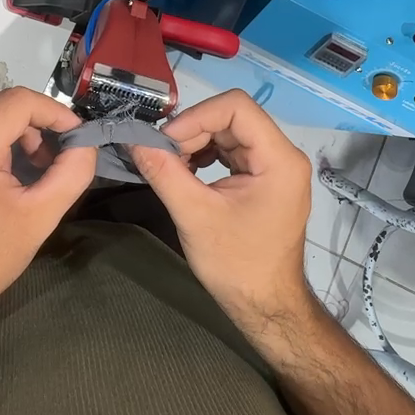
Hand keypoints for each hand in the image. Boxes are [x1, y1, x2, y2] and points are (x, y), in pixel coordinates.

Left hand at [0, 87, 97, 320]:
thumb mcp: (40, 218)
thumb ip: (71, 173)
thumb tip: (86, 143)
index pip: (17, 102)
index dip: (52, 111)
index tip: (75, 134)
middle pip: (0, 100)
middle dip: (36, 118)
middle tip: (56, 152)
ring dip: (15, 124)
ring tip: (34, 161)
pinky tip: (8, 164)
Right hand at [129, 90, 314, 320]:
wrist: (265, 307)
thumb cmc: (237, 264)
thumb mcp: (194, 215)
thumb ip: (163, 172)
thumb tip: (132, 139)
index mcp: (279, 159)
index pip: (237, 107)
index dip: (197, 115)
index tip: (167, 141)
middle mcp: (282, 155)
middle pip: (231, 118)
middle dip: (192, 131)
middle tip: (160, 155)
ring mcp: (274, 166)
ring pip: (227, 132)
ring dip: (194, 143)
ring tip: (169, 165)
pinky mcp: (263, 178)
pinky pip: (229, 150)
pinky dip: (203, 155)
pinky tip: (184, 172)